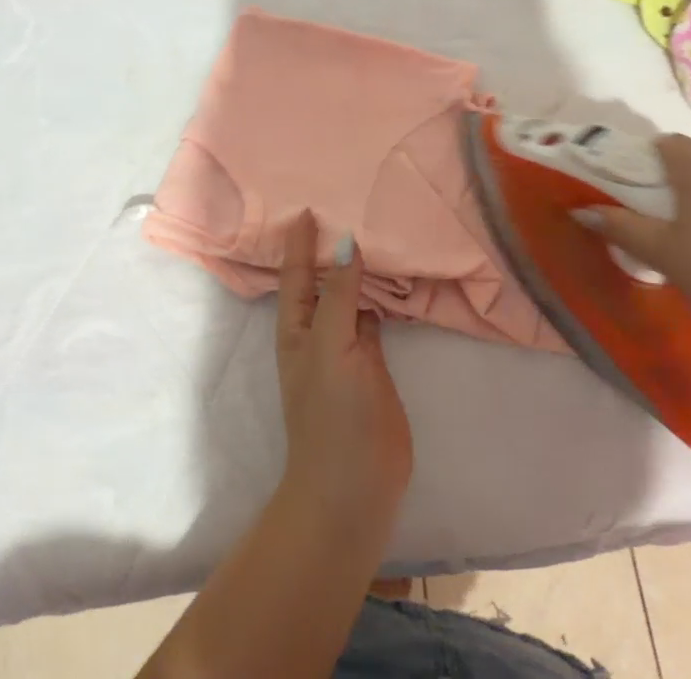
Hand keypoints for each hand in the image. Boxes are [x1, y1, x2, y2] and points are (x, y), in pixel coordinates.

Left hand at [274, 212, 412, 527]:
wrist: (353, 484)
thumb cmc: (332, 414)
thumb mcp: (330, 348)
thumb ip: (339, 297)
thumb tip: (346, 244)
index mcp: (296, 328)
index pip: (296, 274)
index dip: (300, 242)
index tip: (307, 207)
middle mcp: (317, 333)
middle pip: (322, 282)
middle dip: (328, 249)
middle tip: (345, 206)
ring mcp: (346, 350)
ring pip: (350, 299)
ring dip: (357, 271)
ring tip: (371, 233)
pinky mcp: (372, 366)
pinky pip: (374, 320)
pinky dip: (381, 298)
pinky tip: (394, 280)